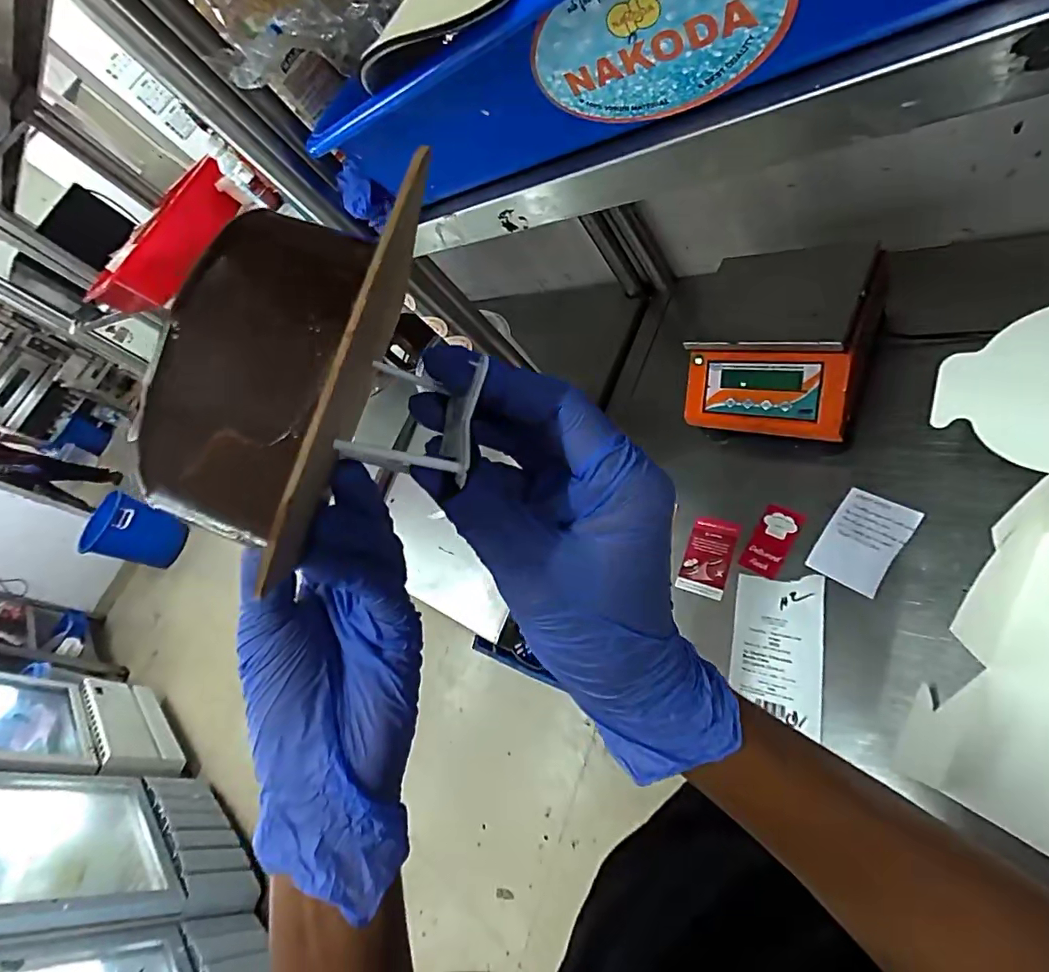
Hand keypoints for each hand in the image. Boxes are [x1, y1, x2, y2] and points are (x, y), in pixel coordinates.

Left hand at [238, 460, 421, 927]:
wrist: (320, 775)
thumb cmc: (286, 705)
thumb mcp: (264, 629)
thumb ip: (267, 574)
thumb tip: (260, 519)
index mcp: (325, 588)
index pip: (328, 530)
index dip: (319, 499)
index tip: (305, 460)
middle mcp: (357, 589)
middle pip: (358, 530)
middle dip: (344, 495)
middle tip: (327, 458)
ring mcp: (381, 606)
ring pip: (375, 547)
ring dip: (350, 520)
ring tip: (330, 487)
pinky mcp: (397, 628)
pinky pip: (377, 585)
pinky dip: (351, 566)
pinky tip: (324, 555)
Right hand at [408, 346, 738, 783]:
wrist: (625, 680)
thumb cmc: (593, 629)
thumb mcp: (529, 567)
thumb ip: (479, 510)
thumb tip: (429, 464)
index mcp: (617, 475)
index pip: (557, 406)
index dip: (501, 383)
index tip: (450, 368)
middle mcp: (602, 472)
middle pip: (538, 418)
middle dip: (481, 399)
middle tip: (427, 380)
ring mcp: (580, 491)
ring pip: (525, 444)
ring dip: (476, 429)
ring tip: (423, 412)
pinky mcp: (561, 512)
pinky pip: (518, 478)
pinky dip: (480, 469)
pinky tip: (438, 460)